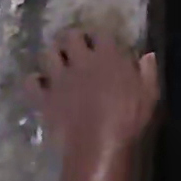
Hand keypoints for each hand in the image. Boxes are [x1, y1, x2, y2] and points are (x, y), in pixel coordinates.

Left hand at [27, 27, 158, 177]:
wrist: (99, 148)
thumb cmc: (129, 120)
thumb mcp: (149, 94)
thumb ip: (148, 72)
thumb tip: (148, 55)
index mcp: (108, 57)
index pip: (100, 33)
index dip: (99, 36)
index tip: (102, 42)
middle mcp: (81, 61)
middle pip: (70, 36)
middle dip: (73, 38)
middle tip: (77, 47)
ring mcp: (59, 78)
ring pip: (48, 53)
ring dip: (53, 54)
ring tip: (59, 62)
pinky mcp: (44, 98)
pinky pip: (31, 81)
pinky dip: (35, 80)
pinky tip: (41, 85)